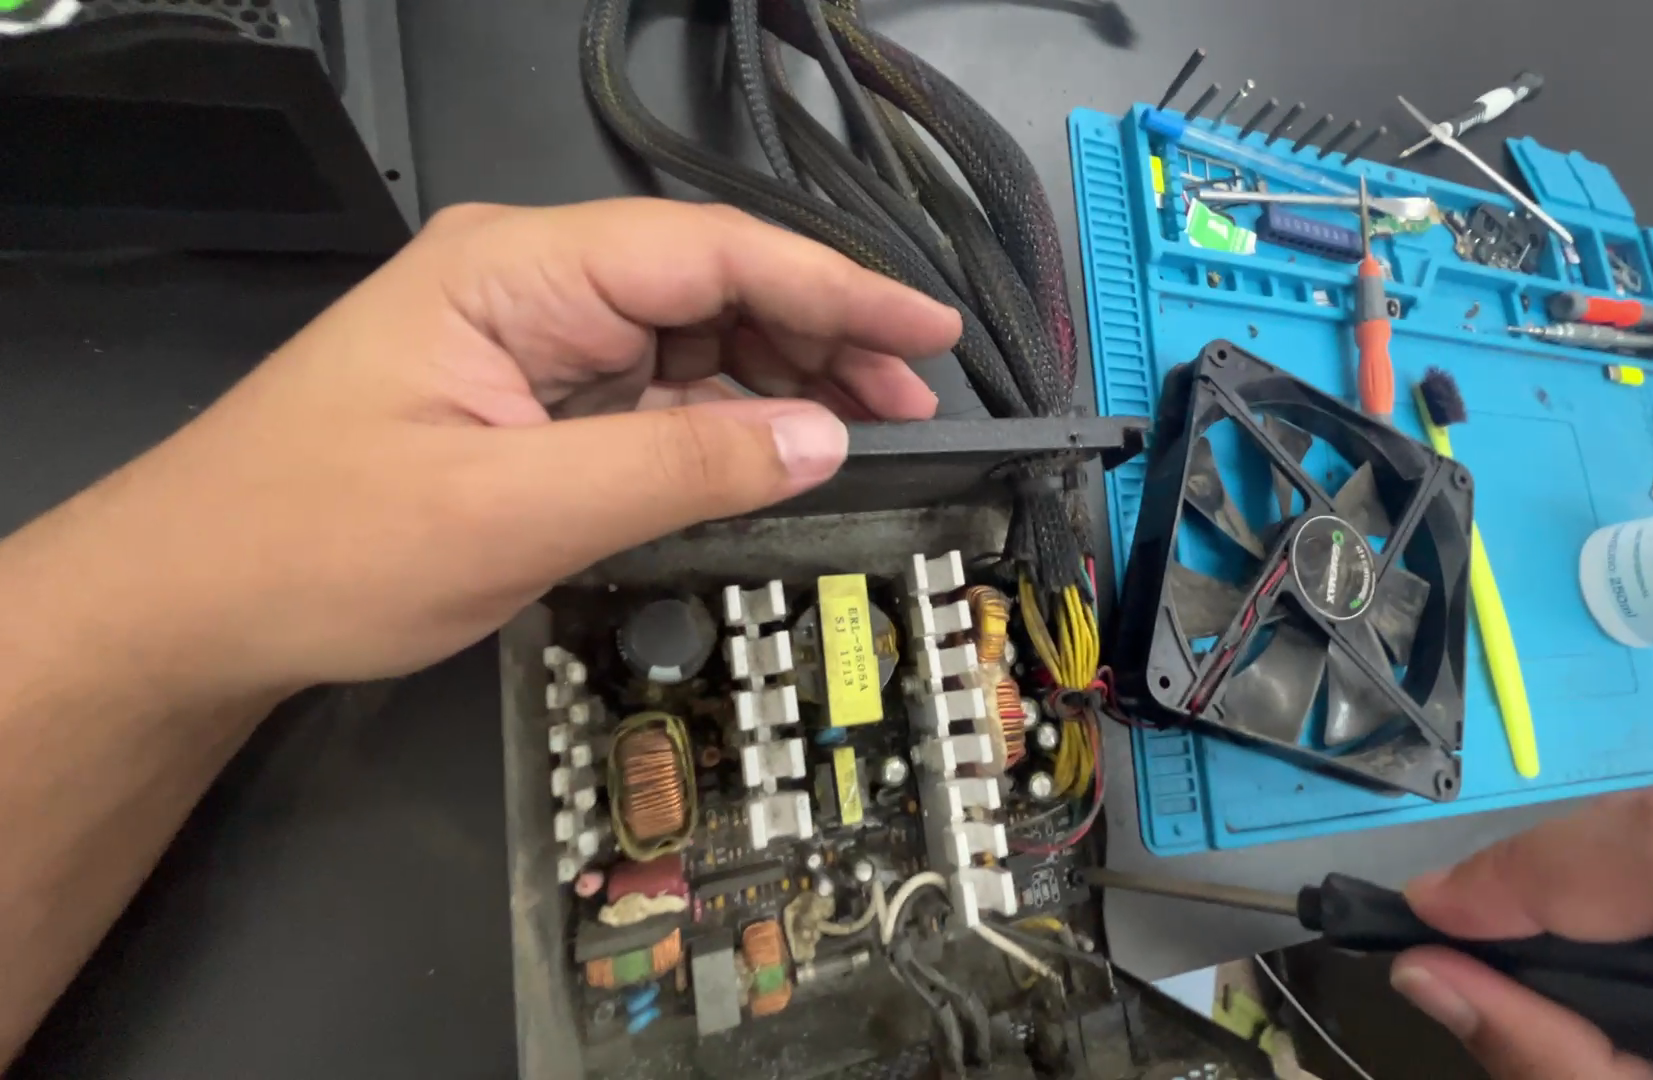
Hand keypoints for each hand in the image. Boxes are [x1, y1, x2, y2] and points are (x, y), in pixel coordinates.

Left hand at [7, 199, 959, 693]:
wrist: (203, 605)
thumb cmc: (326, 548)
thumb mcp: (516, 510)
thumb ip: (683, 466)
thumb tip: (826, 439)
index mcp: (526, 271)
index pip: (717, 255)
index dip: (840, 286)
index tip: (930, 326)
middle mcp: (551, 286)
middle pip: (726, 288)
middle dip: (831, 335)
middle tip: (915, 397)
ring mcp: (560, 344)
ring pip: (714, 341)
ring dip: (800, 377)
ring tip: (878, 419)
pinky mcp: (566, 400)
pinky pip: (683, 394)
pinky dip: (749, 419)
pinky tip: (796, 442)